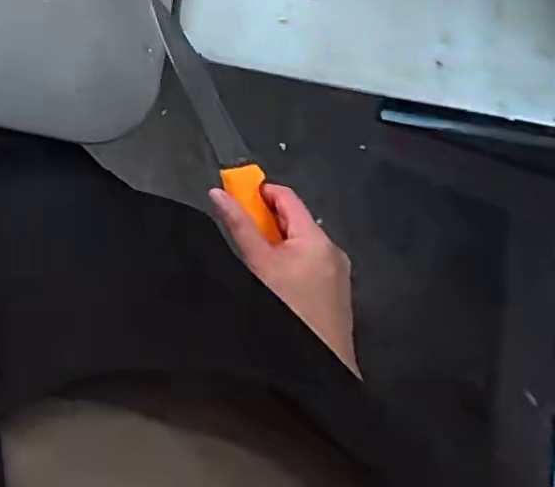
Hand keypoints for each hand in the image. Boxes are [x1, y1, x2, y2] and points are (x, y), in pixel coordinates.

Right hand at [211, 183, 358, 375]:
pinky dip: (287, 255)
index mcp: (317, 239)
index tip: (235, 196)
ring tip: (253, 252)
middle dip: (264, 216)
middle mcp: (332, 250)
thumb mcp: (258, 262)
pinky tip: (273, 274)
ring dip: (274, 237)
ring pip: (299, 239)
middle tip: (239, 226)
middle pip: (294, 217)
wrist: (320, 363)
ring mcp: (337, 271)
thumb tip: (217, 193)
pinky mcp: (335, 289)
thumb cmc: (287, 307)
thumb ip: (238, 224)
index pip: (287, 197)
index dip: (259, 191)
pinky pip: (308, 258)